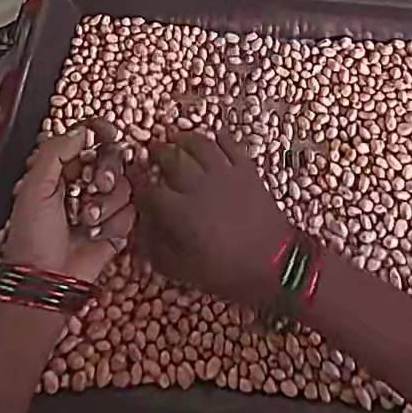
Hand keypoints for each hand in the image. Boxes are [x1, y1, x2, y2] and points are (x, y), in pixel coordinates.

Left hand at [2, 120, 133, 282]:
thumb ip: (55, 152)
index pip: (89, 141)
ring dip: (107, 204)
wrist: (45, 280)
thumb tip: (82, 130)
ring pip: (125, 187)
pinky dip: (114, 224)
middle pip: (113, 159)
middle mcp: (85, 184)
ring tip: (87, 220)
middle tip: (98, 185)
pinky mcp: (116, 228)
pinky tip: (97, 235)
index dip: (101, 135)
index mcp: (63, 170)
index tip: (110, 133)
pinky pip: (130, 214)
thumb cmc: (32, 234)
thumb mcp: (35, 187)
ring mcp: (103, 206)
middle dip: (108, 171)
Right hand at [133, 128, 292, 305]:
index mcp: (181, 213)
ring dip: (184, 139)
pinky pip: (229, 144)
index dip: (137, 186)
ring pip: (198, 145)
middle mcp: (199, 186)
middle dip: (157, 153)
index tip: (133, 183)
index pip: (149, 192)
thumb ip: (159, 251)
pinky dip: (218, 138)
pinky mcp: (246, 169)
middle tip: (152, 151)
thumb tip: (143, 231)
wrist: (278, 266)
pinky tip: (212, 139)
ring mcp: (225, 173)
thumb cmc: (230, 273)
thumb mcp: (187, 272)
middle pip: (171, 159)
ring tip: (176, 139)